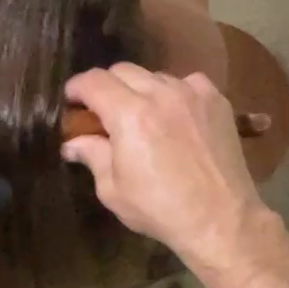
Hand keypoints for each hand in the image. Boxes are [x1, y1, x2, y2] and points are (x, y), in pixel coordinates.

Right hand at [60, 64, 272, 273]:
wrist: (218, 217)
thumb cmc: (157, 209)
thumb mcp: (112, 189)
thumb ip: (92, 156)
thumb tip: (73, 144)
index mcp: (129, 115)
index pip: (94, 82)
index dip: (76, 88)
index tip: (71, 101)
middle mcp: (161, 93)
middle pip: (123, 71)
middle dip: (105, 86)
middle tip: (100, 112)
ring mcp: (193, 93)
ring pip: (155, 75)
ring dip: (139, 90)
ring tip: (138, 116)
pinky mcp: (217, 100)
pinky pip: (186, 83)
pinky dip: (171, 93)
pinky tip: (172, 116)